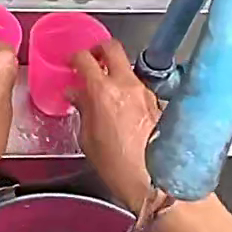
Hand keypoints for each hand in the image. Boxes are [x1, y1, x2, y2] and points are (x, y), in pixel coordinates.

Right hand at [67, 39, 159, 209]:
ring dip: (115, 73)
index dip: (75, 58)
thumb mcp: (88, 139)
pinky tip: (121, 108)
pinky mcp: (159, 104)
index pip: (86, 59)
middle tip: (91, 60)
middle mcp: (128, 86)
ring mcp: (146, 93)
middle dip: (99, 50)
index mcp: (104, 92)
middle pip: (113, 48)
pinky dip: (128, 90)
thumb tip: (78, 96)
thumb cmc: (119, 167)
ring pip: (128, 68)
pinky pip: (139, 87)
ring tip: (105, 91)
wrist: (157, 183)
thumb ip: (83, 109)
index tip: (72, 63)